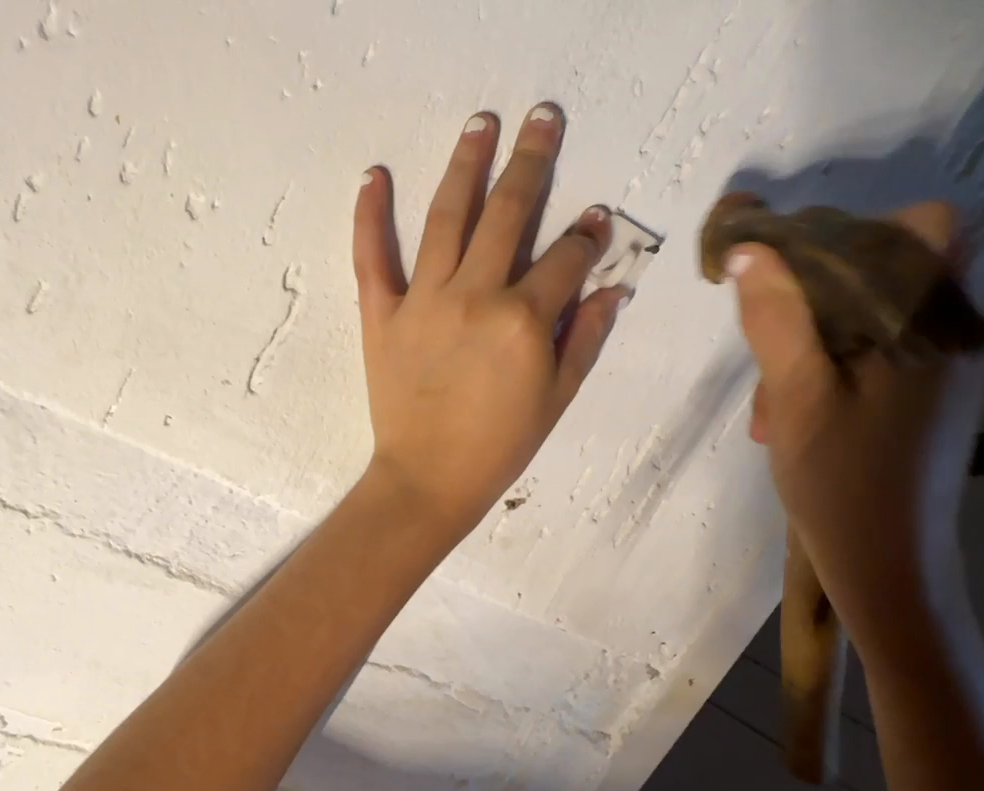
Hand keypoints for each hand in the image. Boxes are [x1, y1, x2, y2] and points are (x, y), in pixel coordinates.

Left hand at [352, 103, 632, 539]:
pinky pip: (371, 258)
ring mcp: (424, 301)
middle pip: (509, 213)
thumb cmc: (499, 447)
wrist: (427, 480)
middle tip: (542, 118)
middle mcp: (475, 296)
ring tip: (480, 124)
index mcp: (524, 320)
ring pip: (446, 218)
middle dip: (531, 161)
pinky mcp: (381, 315)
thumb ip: (586, 338)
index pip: (565, 257)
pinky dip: (369, 216)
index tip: (595, 218)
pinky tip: (374, 176)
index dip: (587, 235)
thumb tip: (614, 288)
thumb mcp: (556, 398)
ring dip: (465, 165)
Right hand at [728, 202, 983, 618]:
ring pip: (877, 316)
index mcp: (938, 322)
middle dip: (816, 298)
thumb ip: (777, 319)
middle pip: (890, 269)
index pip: (918, 225)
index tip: (788, 267)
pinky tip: (797, 415)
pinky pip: (881, 354)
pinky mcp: (934, 400)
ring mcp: (950, 370)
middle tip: (768, 349)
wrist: (888, 568)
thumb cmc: (843, 482)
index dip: (852, 230)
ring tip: (774, 403)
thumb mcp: (797, 396)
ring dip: (815, 342)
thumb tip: (749, 251)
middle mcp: (958, 333)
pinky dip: (833, 369)